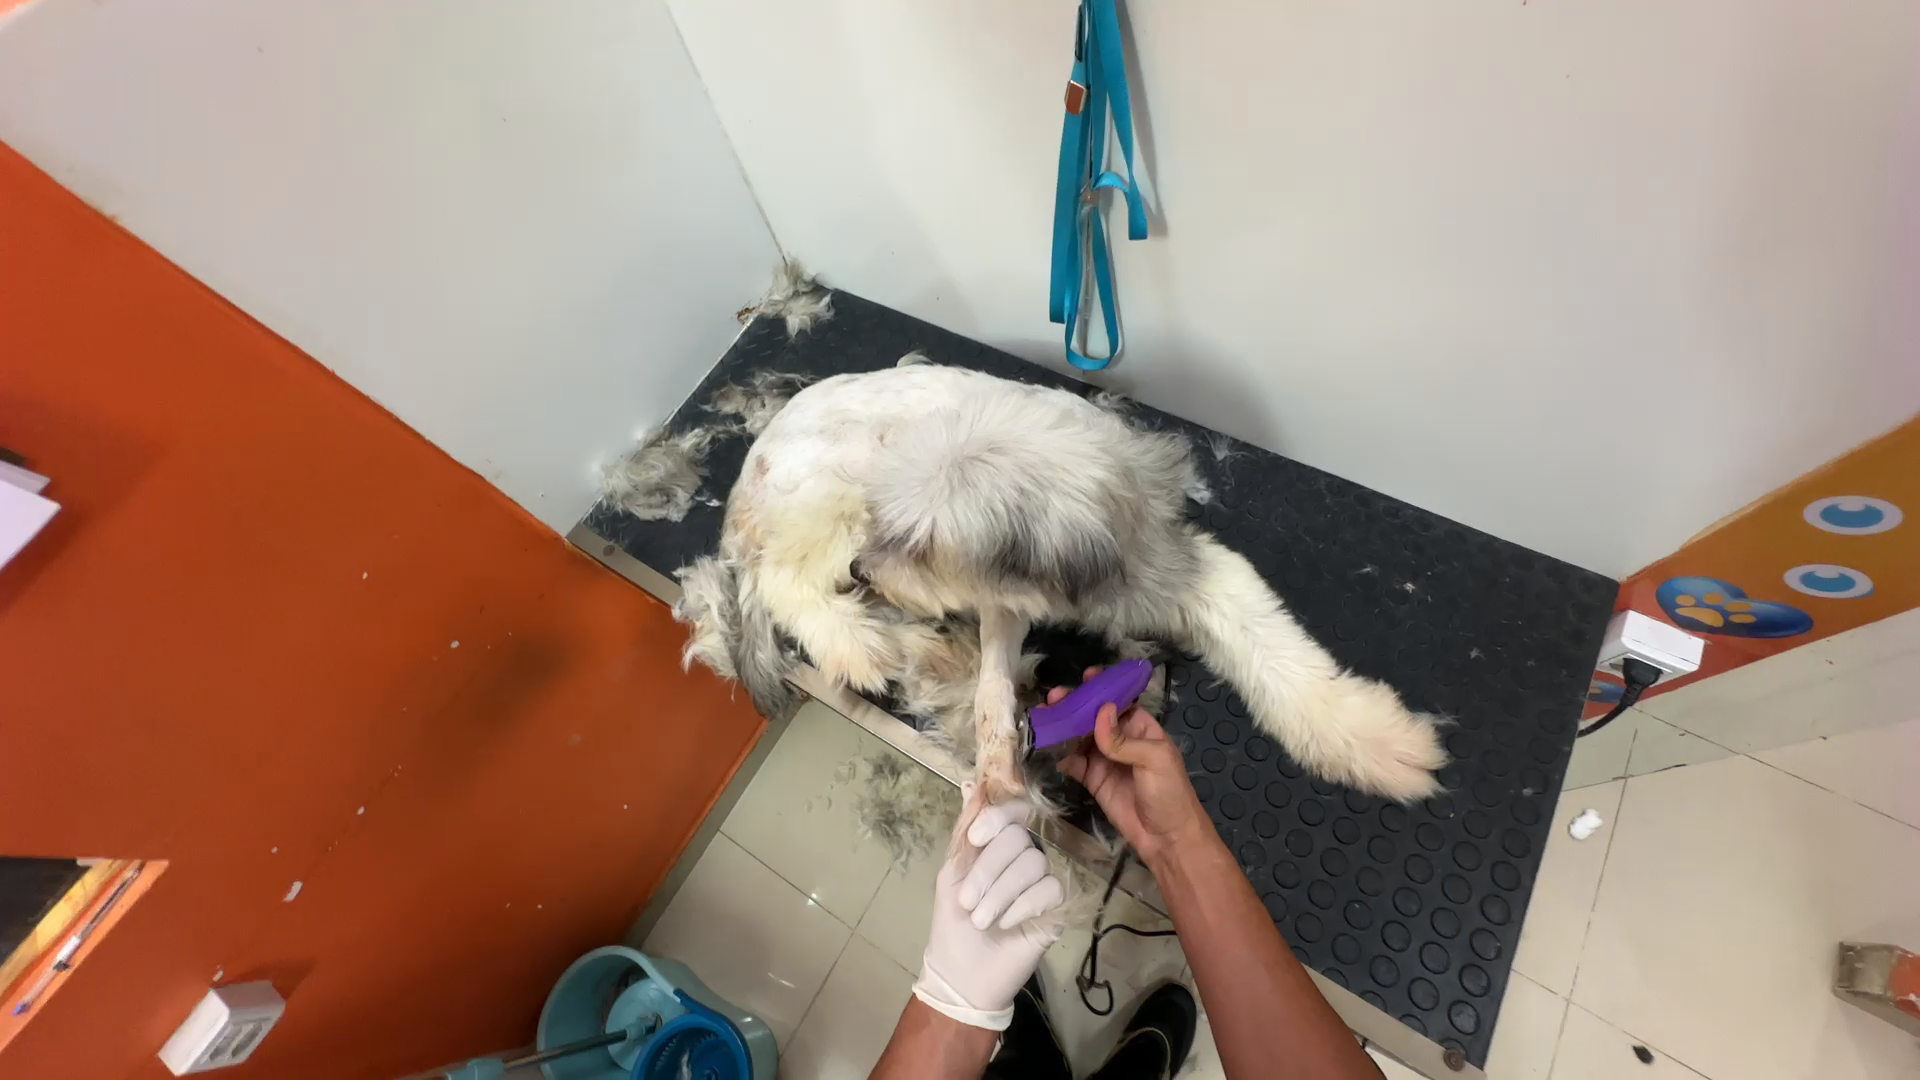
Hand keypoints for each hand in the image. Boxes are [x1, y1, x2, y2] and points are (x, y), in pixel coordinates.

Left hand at [912, 791, 1065, 1030]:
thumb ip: (965, 829)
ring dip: (1000, 894)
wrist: (963, 974)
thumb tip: (972, 784)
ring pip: (1033, 863)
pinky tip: (1008, 924)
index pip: (1012, 810)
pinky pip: (1049, 889)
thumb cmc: (953, 920)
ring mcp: (1040, 880)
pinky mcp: (1055, 906)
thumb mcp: (951, 871)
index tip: (975, 839)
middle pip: (1018, 838)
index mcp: (997, 842)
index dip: (996, 818)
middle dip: (987, 871)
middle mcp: (1022, 855)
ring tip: (981, 919)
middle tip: (967, 902)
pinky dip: (1023, 906)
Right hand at [1054, 667, 1210, 867]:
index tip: (1086, 676)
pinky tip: (1047, 745)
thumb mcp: (1154, 760)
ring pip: (1079, 736)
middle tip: (1055, 698)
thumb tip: (1100, 712)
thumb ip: (1124, 739)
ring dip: (1062, 726)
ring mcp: (1104, 759)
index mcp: (1140, 727)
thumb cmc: (1170, 793)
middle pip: (1093, 716)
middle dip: (1074, 705)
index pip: (1119, 701)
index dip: (1102, 688)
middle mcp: (1120, 739)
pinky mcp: (1092, 779)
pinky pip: (1073, 761)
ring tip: (1043, 717)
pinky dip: (1059, 753)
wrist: (1167, 840)